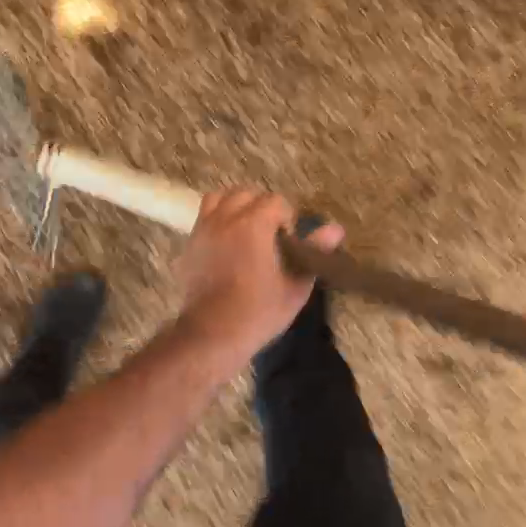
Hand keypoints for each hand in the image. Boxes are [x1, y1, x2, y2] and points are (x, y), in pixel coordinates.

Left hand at [174, 187, 339, 354]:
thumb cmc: (258, 312)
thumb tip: (336, 228)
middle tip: (270, 235)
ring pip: (219, 198)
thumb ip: (313, 252)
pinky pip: (203, 217)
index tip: (288, 242)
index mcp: (253, 224)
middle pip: (246, 193)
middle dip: (262, 207)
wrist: (212, 332)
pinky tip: (225, 244)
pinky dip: (216, 219)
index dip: (286, 218)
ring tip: (245, 230)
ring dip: (235, 206)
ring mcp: (203, 229)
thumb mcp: (295, 286)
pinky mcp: (189, 243)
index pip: (275, 201)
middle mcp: (225, 218)